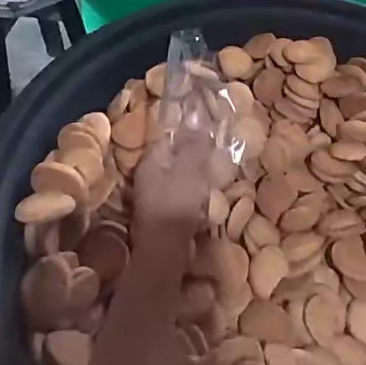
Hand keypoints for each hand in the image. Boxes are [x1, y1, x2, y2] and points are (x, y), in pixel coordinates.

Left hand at [132, 90, 214, 236]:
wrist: (167, 249)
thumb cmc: (177, 202)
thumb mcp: (189, 168)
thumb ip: (194, 144)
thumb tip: (196, 115)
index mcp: (151, 162)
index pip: (168, 138)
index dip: (188, 133)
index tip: (209, 132)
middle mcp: (149, 177)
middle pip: (175, 159)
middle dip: (195, 156)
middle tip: (216, 155)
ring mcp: (156, 198)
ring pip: (180, 179)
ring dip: (197, 177)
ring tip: (216, 177)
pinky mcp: (166, 216)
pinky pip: (184, 198)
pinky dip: (196, 197)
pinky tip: (208, 201)